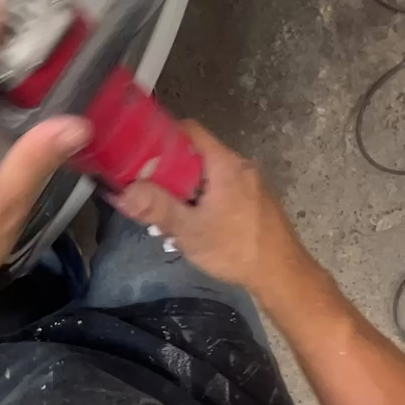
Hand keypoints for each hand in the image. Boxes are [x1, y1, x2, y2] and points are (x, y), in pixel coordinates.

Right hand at [111, 121, 311, 290]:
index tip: (139, 152)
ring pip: (208, 174)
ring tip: (167, 213)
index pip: (189, 130)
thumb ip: (157, 208)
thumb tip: (121, 192)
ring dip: (186, 189)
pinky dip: (204, 198)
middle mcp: (240, 166)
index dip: (162, 136)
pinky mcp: (255, 200)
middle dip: (170, 171)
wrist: (283, 275)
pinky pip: (222, 188)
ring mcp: (251, 183)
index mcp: (225, 163)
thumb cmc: (237, 249)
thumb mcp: (191, 231)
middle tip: (147, 191)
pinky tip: (194, 224)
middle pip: (196, 154)